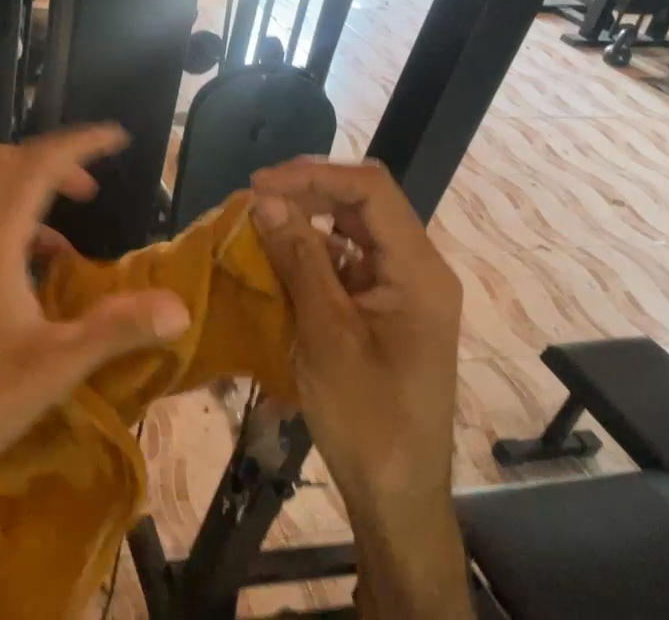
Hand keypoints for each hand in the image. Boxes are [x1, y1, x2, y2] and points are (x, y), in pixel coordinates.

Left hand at [0, 126, 191, 616]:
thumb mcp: (54, 367)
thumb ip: (116, 329)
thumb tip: (178, 308)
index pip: (36, 165)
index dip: (79, 143)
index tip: (118, 136)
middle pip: (3, 165)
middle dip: (51, 162)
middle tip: (92, 187)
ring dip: (29, 200)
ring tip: (70, 248)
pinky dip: (9, 232)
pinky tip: (32, 283)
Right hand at [249, 157, 468, 618]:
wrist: (397, 492)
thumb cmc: (368, 418)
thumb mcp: (326, 336)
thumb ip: (300, 261)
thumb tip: (265, 199)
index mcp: (418, 270)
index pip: (371, 189)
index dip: (313, 175)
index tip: (258, 186)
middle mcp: (416, 269)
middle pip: (362, 204)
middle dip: (305, 194)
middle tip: (249, 203)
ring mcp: (399, 290)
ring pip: (349, 232)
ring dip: (302, 224)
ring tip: (253, 228)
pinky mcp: (381, 310)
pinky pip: (344, 264)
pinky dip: (307, 257)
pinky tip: (271, 263)